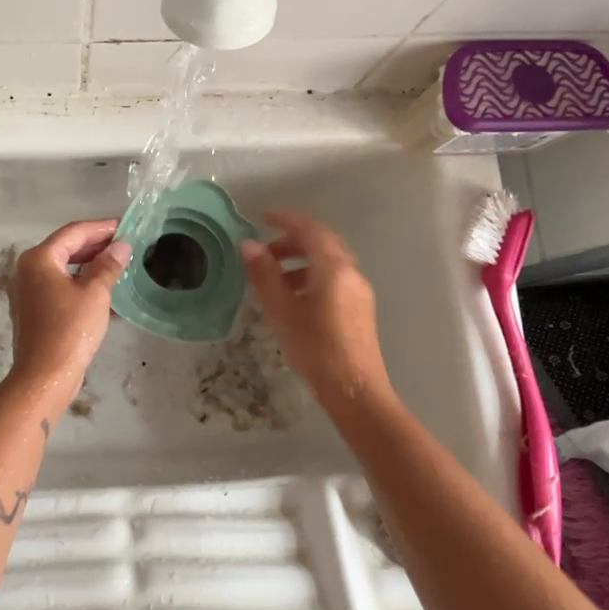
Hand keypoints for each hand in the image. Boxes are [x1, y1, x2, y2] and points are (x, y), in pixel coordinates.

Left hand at [7, 219, 130, 388]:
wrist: (45, 376)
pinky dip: (81, 286)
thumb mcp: (95, 293)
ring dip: (91, 267)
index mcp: (38, 259)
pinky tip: (106, 293)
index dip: (101, 228)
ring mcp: (28, 292)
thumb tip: (121, 246)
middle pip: (66, 249)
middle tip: (125, 244)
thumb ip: (108, 266)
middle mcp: (27, 270)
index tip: (125, 225)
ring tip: (119, 266)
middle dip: (96, 246)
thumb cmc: (70, 329)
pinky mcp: (34, 312)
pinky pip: (60, 289)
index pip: (74, 232)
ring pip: (64, 270)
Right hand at [240, 211, 390, 405]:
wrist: (355, 390)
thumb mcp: (282, 310)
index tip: (263, 219)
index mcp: (333, 268)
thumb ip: (264, 275)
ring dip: (301, 262)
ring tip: (275, 280)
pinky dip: (312, 277)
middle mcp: (351, 273)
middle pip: (322, 244)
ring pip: (329, 263)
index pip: (310, 230)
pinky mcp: (360, 310)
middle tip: (265, 252)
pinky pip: (335, 280)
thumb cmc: (315, 348)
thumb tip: (248, 245)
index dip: (286, 220)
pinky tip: (295, 300)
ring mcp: (359, 292)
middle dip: (293, 242)